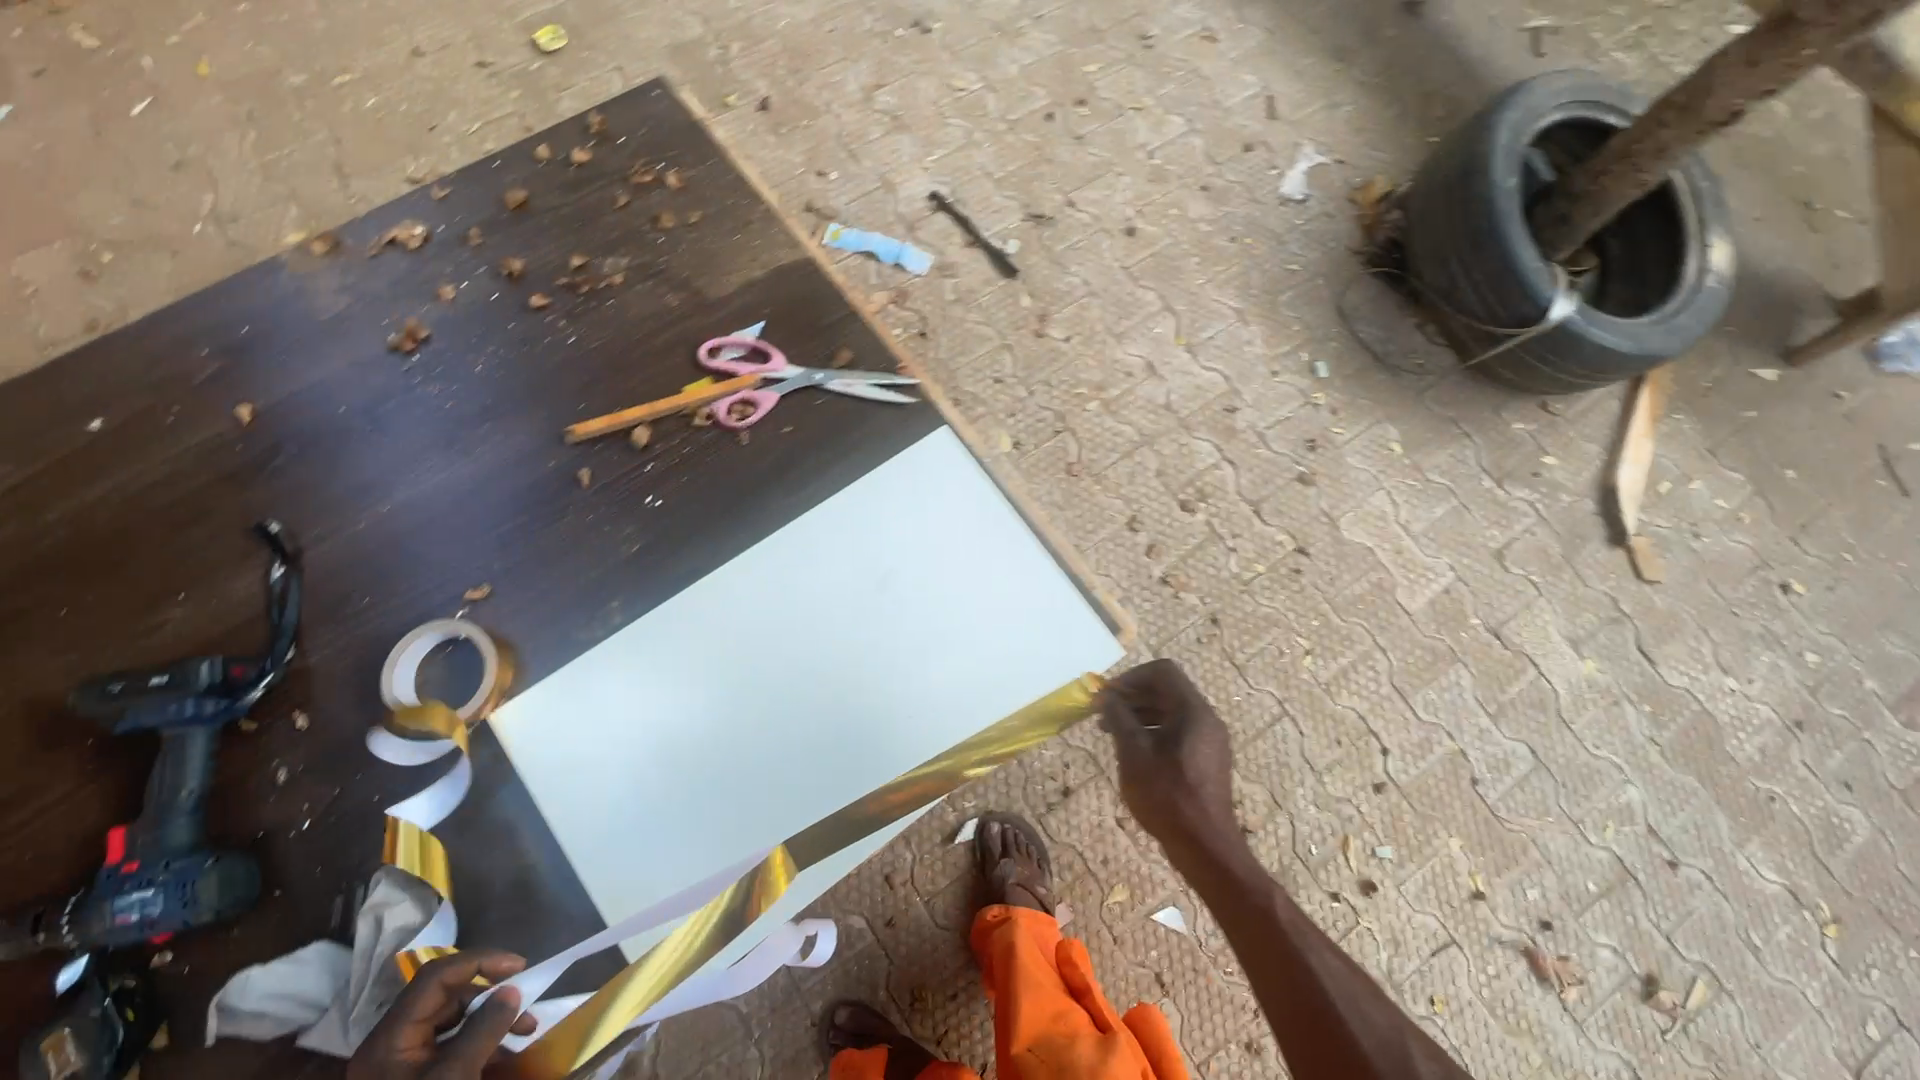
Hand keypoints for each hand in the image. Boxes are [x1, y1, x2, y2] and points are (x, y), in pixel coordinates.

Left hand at [348, 950, 537, 1079]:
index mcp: (390, 1037)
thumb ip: (484, 1029)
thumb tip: (511, 990)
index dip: (479, 962)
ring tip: (526, 1030)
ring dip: (493, 1018)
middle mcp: (392, 1042)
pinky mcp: (417, 1077)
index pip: (435, 977)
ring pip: (453, 1020)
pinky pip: (452, 1043)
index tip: (520, 967)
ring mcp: (403, 1061)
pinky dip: (483, 1040)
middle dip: (491, 995)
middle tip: (527, 1003)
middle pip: (446, 997)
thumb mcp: (456, 1077)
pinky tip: (507, 1051)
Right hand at [1098, 660, 1242, 870]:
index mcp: (1193, 710)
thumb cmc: (1166, 796)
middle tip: (1102, 715)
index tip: (1107, 697)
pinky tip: (1133, 753)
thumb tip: (1106, 697)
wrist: (1204, 845)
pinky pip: (1178, 732)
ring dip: (1140, 715)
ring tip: (1111, 734)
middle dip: (1132, 697)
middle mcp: (1206, 719)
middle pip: (1167, 690)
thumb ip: (1119, 718)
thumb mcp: (1134, 753)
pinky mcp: (1206, 759)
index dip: (1130, 678)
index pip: (1162, 671)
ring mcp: (1209, 740)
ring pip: (1171, 712)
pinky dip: (1153, 733)